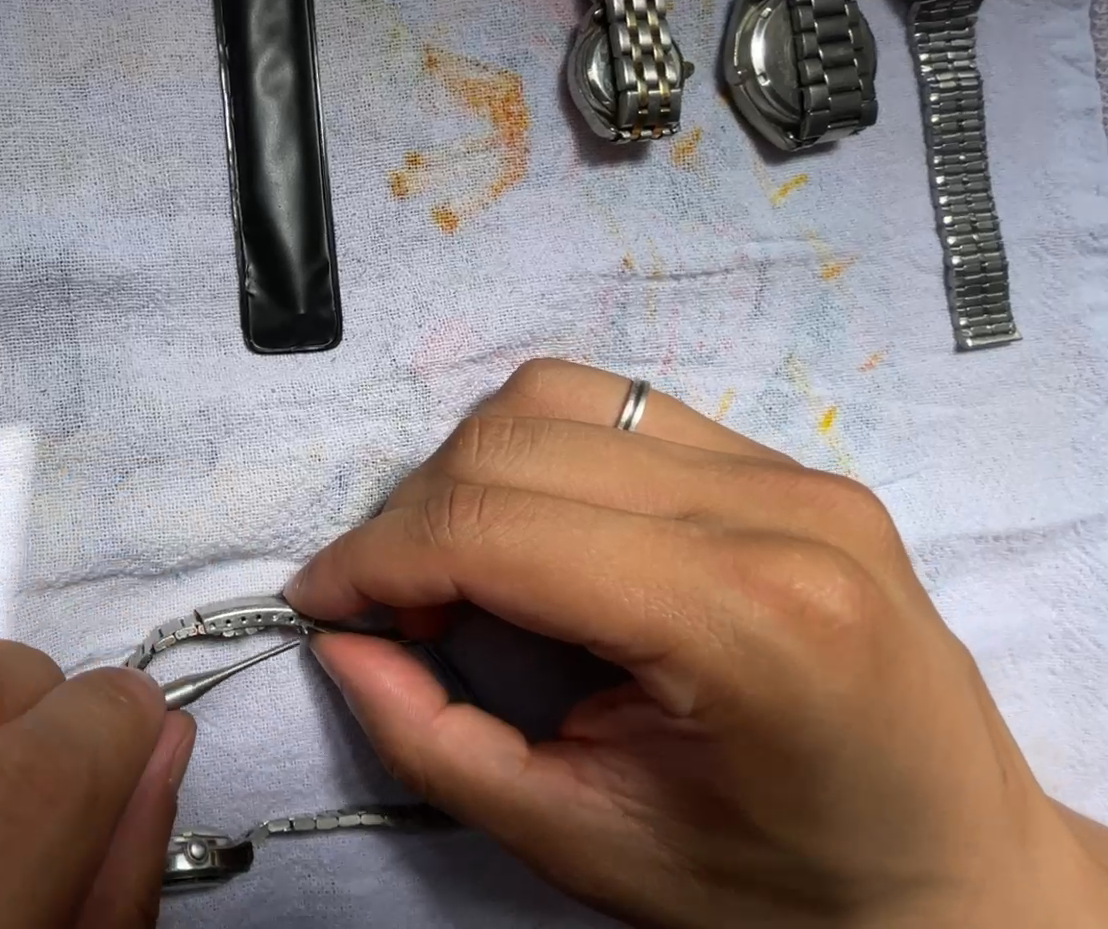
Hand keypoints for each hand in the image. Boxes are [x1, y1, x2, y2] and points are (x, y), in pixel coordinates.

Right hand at [287, 359, 1107, 927]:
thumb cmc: (775, 888)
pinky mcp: (775, 457)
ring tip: (455, 562)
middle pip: (503, 449)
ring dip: (459, 474)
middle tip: (387, 607)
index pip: (491, 530)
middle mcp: (772, 509)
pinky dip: (520, 450)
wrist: (963, 881)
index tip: (317, 600)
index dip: (374, 558)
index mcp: (743, 619)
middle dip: (404, 522)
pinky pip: (596, 404)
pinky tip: (525, 524)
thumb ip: (429, 739)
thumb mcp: (576, 843)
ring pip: (541, 399)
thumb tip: (338, 642)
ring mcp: (784, 466)